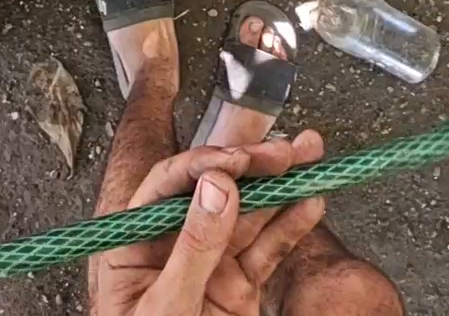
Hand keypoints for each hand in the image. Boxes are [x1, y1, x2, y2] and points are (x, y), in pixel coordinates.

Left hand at [90, 132, 327, 315]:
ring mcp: (210, 264)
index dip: (205, 163)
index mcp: (136, 243)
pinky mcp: (238, 288)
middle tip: (286, 149)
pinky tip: (312, 202)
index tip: (238, 157)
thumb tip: (217, 186)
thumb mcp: (166, 310)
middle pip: (215, 191)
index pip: (169, 186)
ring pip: (249, 214)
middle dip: (253, 165)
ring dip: (281, 183)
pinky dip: (292, 225)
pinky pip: (267, 250)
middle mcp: (174, 244)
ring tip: (310, 152)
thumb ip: (192, 249)